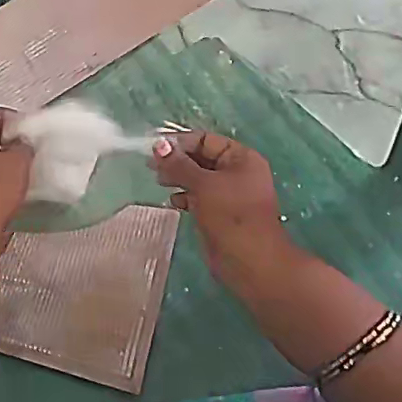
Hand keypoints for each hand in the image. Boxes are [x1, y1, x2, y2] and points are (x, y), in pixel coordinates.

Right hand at [149, 131, 300, 301]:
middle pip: (201, 158)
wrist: (250, 261)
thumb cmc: (230, 215)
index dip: (181, 143)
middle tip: (151, 167)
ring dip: (178, 178)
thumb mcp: (203, 184)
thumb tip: (158, 145)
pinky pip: (198, 197)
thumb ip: (179, 164)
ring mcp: (228, 194)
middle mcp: (236, 172)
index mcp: (241, 158)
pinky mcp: (219, 212)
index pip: (206, 140)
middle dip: (177, 161)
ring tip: (159, 182)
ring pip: (198, 178)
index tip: (155, 150)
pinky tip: (173, 202)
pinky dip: (185, 196)